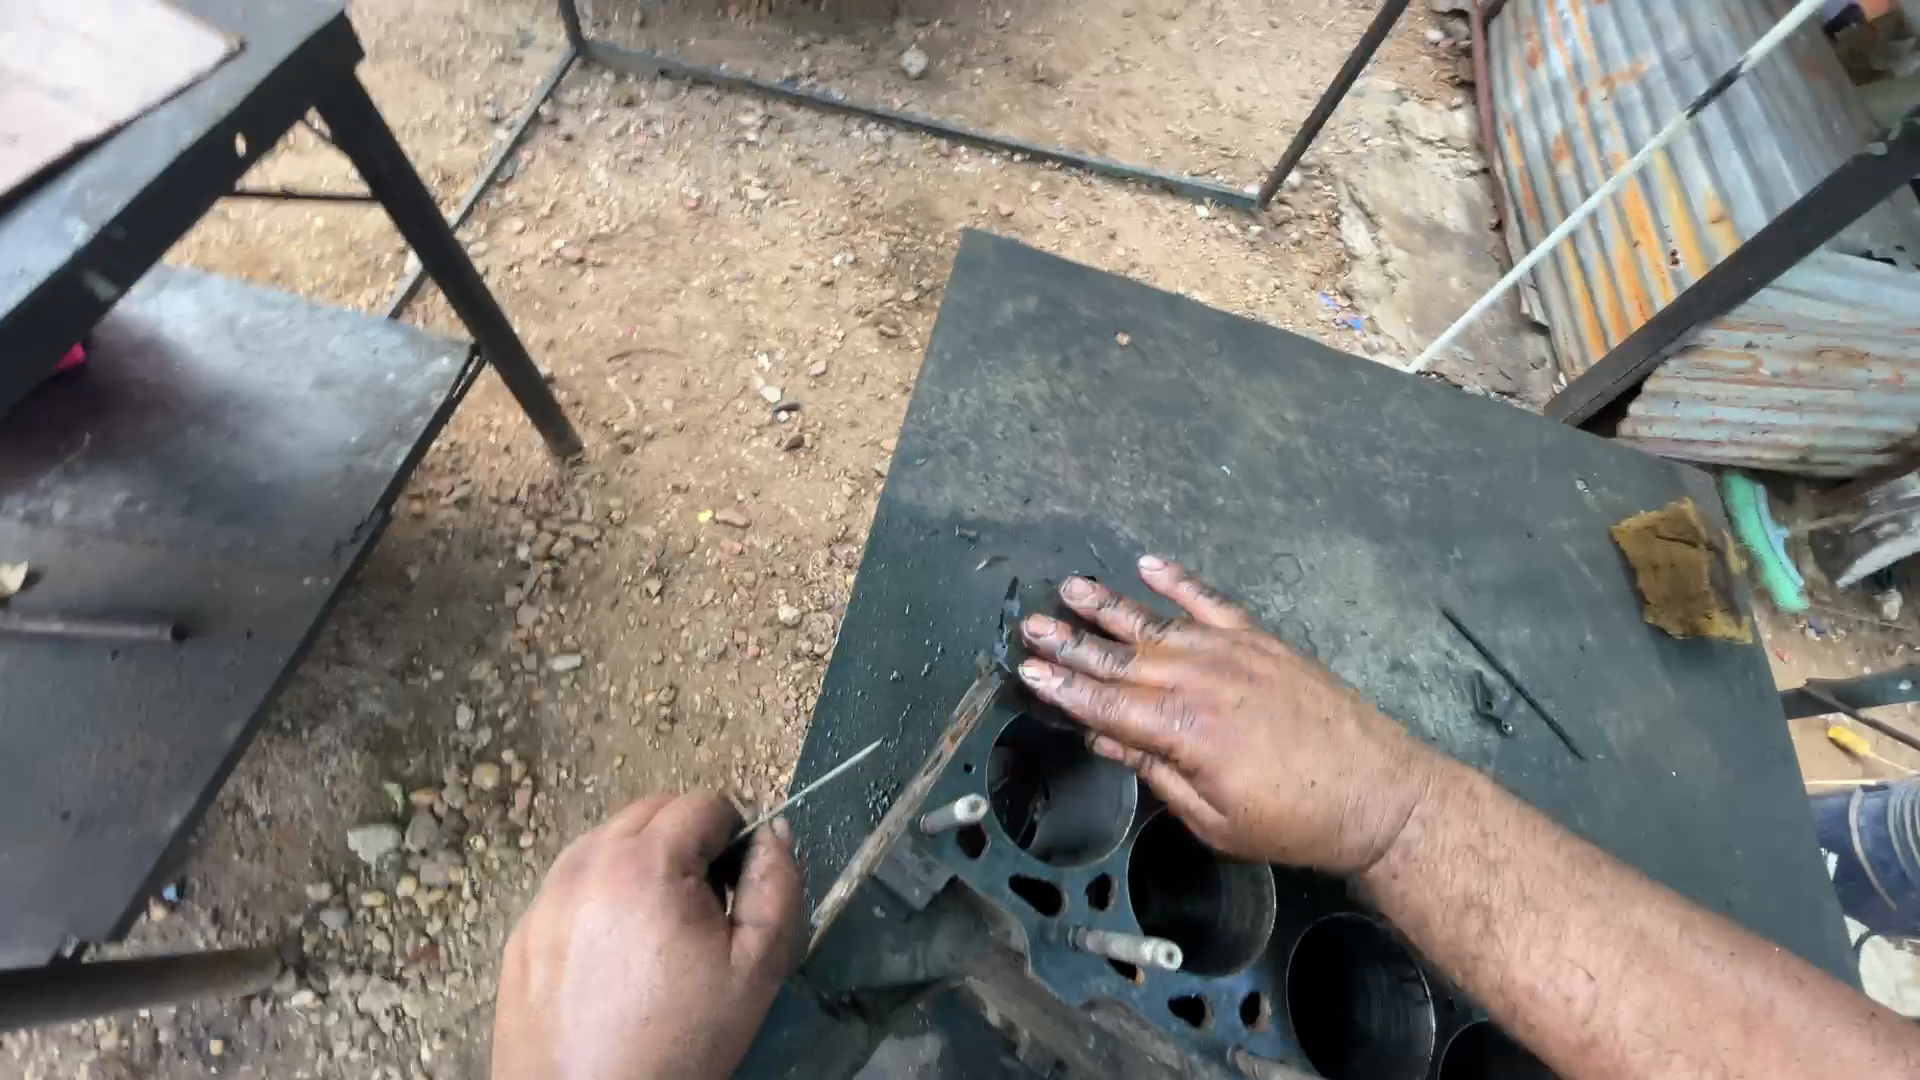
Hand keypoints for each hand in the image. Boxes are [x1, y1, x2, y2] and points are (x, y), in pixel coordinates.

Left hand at [492, 792, 802, 1079]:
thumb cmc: (682, 1040)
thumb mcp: (757, 965)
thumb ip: (778, 883)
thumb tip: (773, 831)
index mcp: (645, 864)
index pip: (704, 804)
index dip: (732, 835)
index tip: (733, 884)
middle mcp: (587, 865)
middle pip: (654, 809)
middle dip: (688, 837)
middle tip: (702, 899)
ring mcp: (545, 898)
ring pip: (610, 836)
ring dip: (644, 854)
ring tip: (658, 919)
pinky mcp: (521, 932)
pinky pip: (574, 878)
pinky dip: (603, 887)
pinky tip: (615, 945)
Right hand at [1017, 555, 1441, 874]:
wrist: (1380, 794)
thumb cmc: (1292, 820)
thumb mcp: (1214, 818)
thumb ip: (1156, 773)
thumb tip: (1104, 737)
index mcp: (1184, 731)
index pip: (1106, 703)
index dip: (1063, 687)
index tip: (1026, 668)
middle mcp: (1199, 680)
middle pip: (1120, 658)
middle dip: (1070, 642)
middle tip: (1030, 623)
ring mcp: (1230, 652)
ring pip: (1154, 624)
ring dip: (1108, 606)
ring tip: (1071, 586)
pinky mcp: (1259, 639)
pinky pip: (1210, 602)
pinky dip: (1178, 581)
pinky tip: (1149, 563)